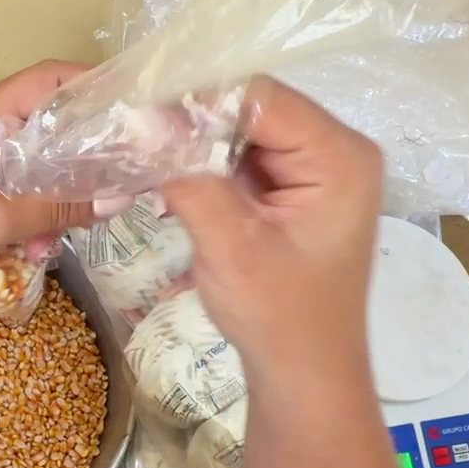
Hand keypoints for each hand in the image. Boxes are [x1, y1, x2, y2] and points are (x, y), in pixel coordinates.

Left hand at [0, 60, 120, 294]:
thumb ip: (55, 207)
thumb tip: (119, 198)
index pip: (47, 79)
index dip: (93, 84)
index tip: (134, 109)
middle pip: (47, 128)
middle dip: (79, 162)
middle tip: (112, 187)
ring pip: (32, 170)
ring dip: (51, 203)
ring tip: (53, 242)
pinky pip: (12, 194)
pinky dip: (27, 218)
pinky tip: (31, 252)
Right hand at [160, 77, 383, 380]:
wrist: (301, 368)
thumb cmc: (277, 313)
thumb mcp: (229, 244)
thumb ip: (189, 179)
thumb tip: (140, 126)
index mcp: (338, 156)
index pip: (260, 99)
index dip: (197, 101)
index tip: (137, 118)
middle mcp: (331, 151)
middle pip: (249, 111)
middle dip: (189, 122)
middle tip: (130, 137)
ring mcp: (309, 172)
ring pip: (237, 134)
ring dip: (189, 146)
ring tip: (138, 156)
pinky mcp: (286, 192)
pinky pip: (236, 161)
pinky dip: (198, 168)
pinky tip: (162, 179)